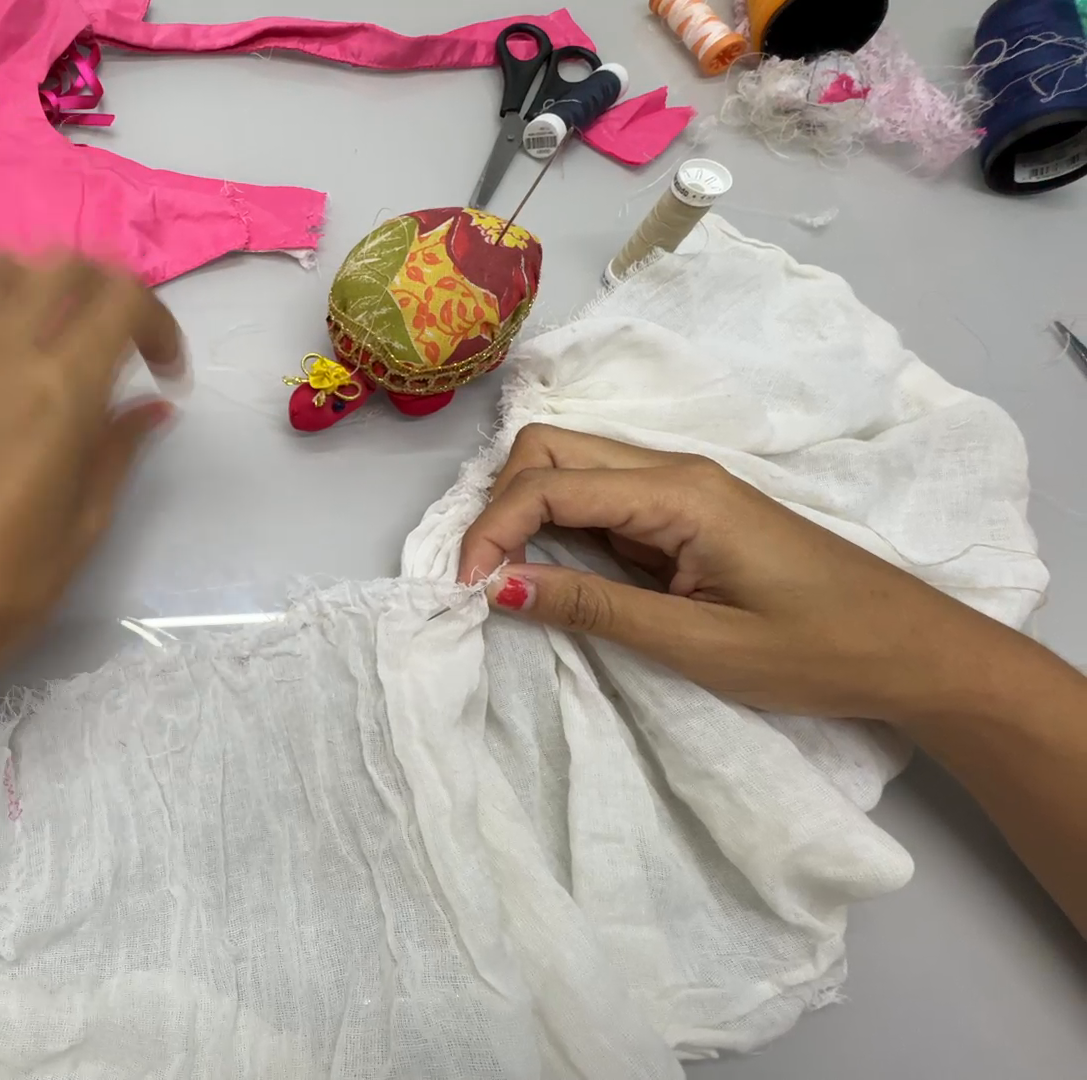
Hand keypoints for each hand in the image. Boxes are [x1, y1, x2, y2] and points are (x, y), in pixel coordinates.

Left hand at [0, 250, 183, 695]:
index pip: (123, 301)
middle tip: (108, 343)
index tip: (161, 371)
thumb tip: (151, 407)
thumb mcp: (81, 531)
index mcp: (57, 395)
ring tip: (30, 335)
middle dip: (103, 293)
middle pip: (62, 264)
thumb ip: (118, 452)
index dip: (158, 323)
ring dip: (25, 285)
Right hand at [456, 424, 1046, 725]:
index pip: (549, 483)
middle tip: (487, 573)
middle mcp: (670, 470)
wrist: (922, 657)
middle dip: (498, 504)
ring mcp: (674, 485)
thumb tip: (496, 586)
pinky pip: (589, 494)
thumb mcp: (695, 643)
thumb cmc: (818, 653)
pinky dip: (548, 522)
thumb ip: (589, 606)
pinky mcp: (675, 508)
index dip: (491, 530)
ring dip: (518, 510)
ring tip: (506, 571)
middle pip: (547, 448)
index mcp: (679, 494)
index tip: (468, 587)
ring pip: (562, 464)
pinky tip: (544, 563)